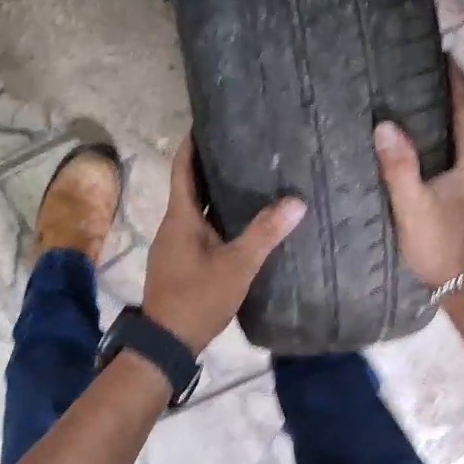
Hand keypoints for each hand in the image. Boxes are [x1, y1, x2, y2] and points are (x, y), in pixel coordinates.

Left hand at [142, 137, 306, 352]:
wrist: (167, 343)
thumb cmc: (198, 297)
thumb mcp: (237, 265)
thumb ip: (265, 232)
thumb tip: (296, 201)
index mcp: (180, 217)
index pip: (183, 168)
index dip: (192, 143)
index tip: (206, 121)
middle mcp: (173, 225)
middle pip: (190, 185)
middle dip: (211, 165)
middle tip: (240, 145)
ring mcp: (175, 245)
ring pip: (196, 208)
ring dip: (215, 192)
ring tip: (247, 176)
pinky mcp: (181, 262)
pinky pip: (199, 227)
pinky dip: (216, 216)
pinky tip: (239, 219)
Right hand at [373, 61, 463, 291]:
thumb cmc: (441, 247)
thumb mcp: (412, 207)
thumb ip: (400, 166)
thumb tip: (386, 124)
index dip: (457, 82)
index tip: (445, 55)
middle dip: (454, 101)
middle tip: (427, 79)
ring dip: (456, 126)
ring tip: (428, 112)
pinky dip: (460, 149)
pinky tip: (440, 153)